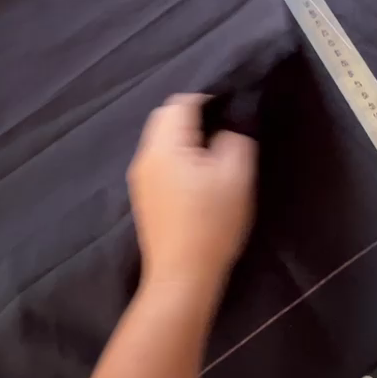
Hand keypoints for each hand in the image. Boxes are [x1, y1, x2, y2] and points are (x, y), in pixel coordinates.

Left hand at [128, 93, 257, 299]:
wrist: (181, 277)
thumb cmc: (211, 224)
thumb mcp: (236, 176)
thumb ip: (234, 139)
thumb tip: (225, 127)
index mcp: (165, 145)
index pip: (181, 102)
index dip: (208, 99)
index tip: (231, 111)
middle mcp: (145, 155)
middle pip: (166, 116)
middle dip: (194, 115)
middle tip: (223, 131)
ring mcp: (140, 176)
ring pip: (161, 138)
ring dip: (184, 135)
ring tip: (213, 153)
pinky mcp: (143, 195)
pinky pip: (159, 158)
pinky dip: (177, 154)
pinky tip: (197, 175)